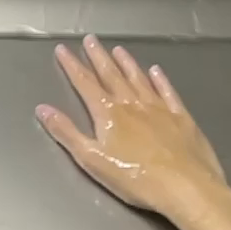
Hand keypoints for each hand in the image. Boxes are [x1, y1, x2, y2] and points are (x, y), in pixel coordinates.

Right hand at [37, 35, 229, 221]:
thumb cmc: (135, 178)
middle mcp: (131, 104)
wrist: (188, 190)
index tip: (62, 49)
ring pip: (139, 79)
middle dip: (98, 57)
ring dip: (127, 63)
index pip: (84, 83)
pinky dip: (161, 80)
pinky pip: (169, 93)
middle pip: (111, 75)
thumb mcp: (91, 159)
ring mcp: (159, 110)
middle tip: (90, 39)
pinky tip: (157, 71)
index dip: (71, 65)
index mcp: (107, 113)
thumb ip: (66, 132)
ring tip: (118, 49)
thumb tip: (42, 108)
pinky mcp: (182, 119)